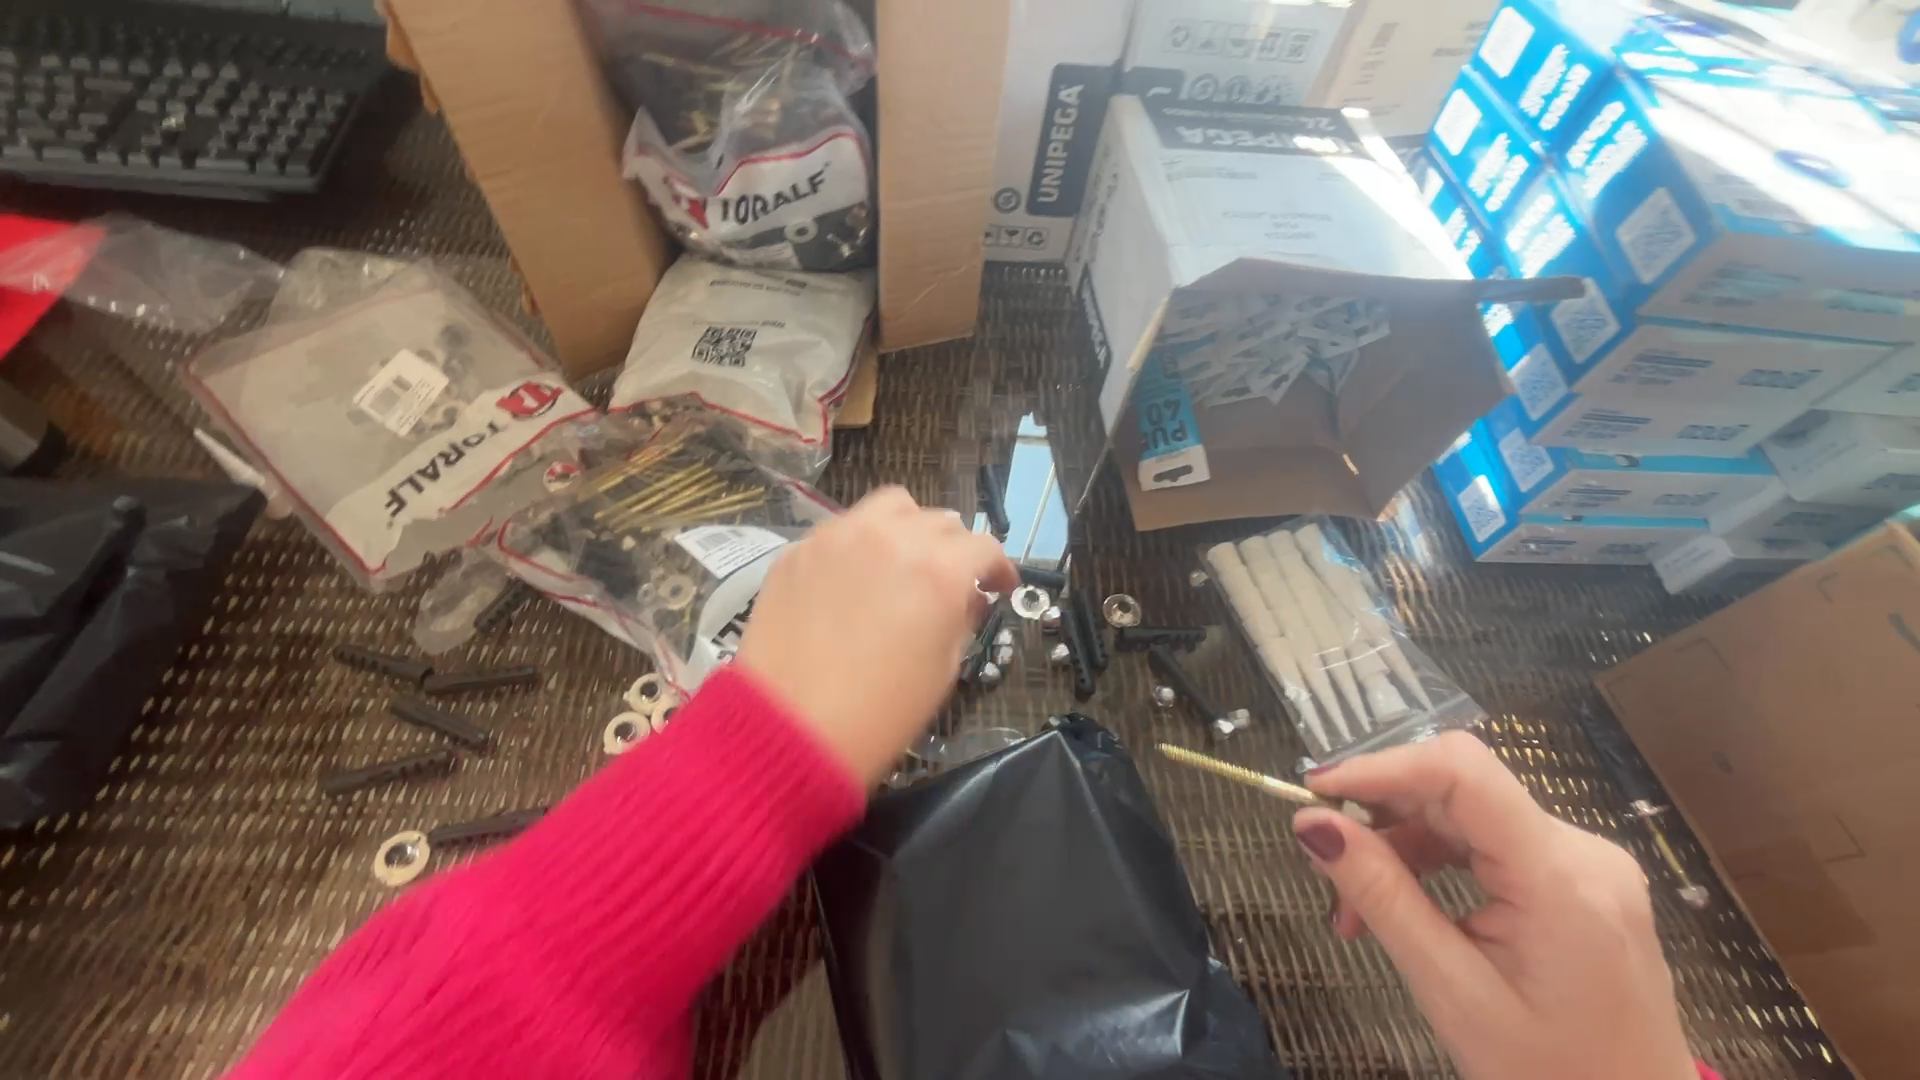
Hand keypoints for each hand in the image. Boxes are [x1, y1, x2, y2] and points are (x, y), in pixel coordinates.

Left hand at [736, 486, 1016, 784]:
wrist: (788, 729)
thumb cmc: (879, 713)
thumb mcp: (942, 669)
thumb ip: (962, 619)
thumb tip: (967, 598)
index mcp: (938, 571)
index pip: (984, 547)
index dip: (999, 568)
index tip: (998, 587)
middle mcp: (892, 538)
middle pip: (940, 521)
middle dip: (956, 549)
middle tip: (951, 581)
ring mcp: (839, 537)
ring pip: (890, 507)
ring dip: (910, 527)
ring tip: (904, 560)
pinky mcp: (799, 549)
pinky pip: (843, 529)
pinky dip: (862, 543)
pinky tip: (855, 577)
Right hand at [1293, 732, 1695, 1079]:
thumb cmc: (1551, 1074)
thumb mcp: (1451, 992)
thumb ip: (1382, 897)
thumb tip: (1309, 824)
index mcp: (1561, 878)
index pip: (1462, 772)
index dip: (1380, 766)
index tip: (1315, 791)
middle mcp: (1578, 847)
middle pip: (1452, 791)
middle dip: (1375, 816)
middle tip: (1319, 860)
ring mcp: (1578, 857)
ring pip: (1456, 813)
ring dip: (1392, 844)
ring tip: (1350, 906)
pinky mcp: (1567, 872)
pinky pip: (1476, 839)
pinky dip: (1423, 859)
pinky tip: (1395, 901)